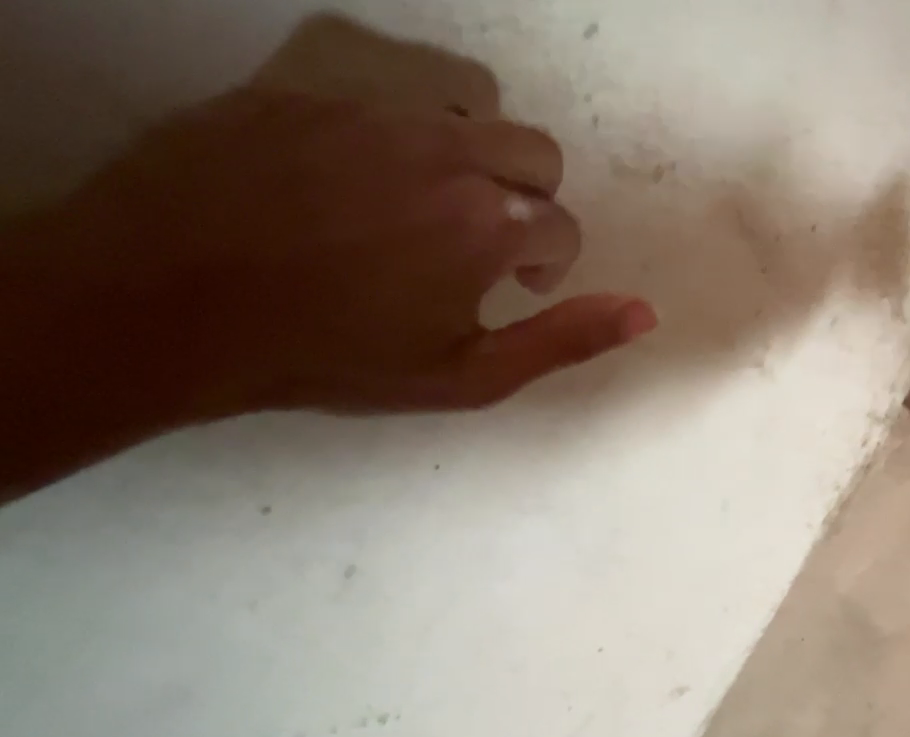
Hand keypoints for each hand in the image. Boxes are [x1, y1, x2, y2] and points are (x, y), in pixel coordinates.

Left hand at [14, 86, 653, 418]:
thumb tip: (647, 312)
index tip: (514, 287)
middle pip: (536, 154)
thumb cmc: (334, 357)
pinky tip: (361, 177)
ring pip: (470, 114)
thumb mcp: (469, 375)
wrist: (166, 305)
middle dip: (531, 200)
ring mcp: (371, 113)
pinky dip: (401, 133)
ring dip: (473, 161)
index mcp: (490, 226)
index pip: (565, 226)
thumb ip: (567, 340)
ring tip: (426, 207)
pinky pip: (387, 93)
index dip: (547, 266)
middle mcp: (444, 154)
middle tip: (486, 242)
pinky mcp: (305, 90)